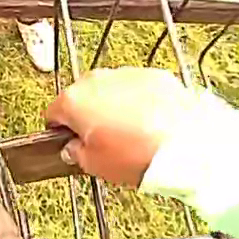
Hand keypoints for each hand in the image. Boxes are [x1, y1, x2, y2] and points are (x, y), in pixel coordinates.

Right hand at [44, 67, 217, 187]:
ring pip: (109, 91)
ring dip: (114, 107)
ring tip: (131, 134)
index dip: (61, 131)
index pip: (53, 113)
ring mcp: (125, 74)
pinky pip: (137, 88)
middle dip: (88, 116)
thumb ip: (76, 153)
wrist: (185, 145)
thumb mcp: (95, 165)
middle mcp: (95, 80)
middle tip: (104, 141)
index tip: (72, 142)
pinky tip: (150, 122)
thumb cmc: (138, 155)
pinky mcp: (152, 75)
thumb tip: (73, 148)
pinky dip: (139, 102)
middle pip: (81, 98)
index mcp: (74, 101)